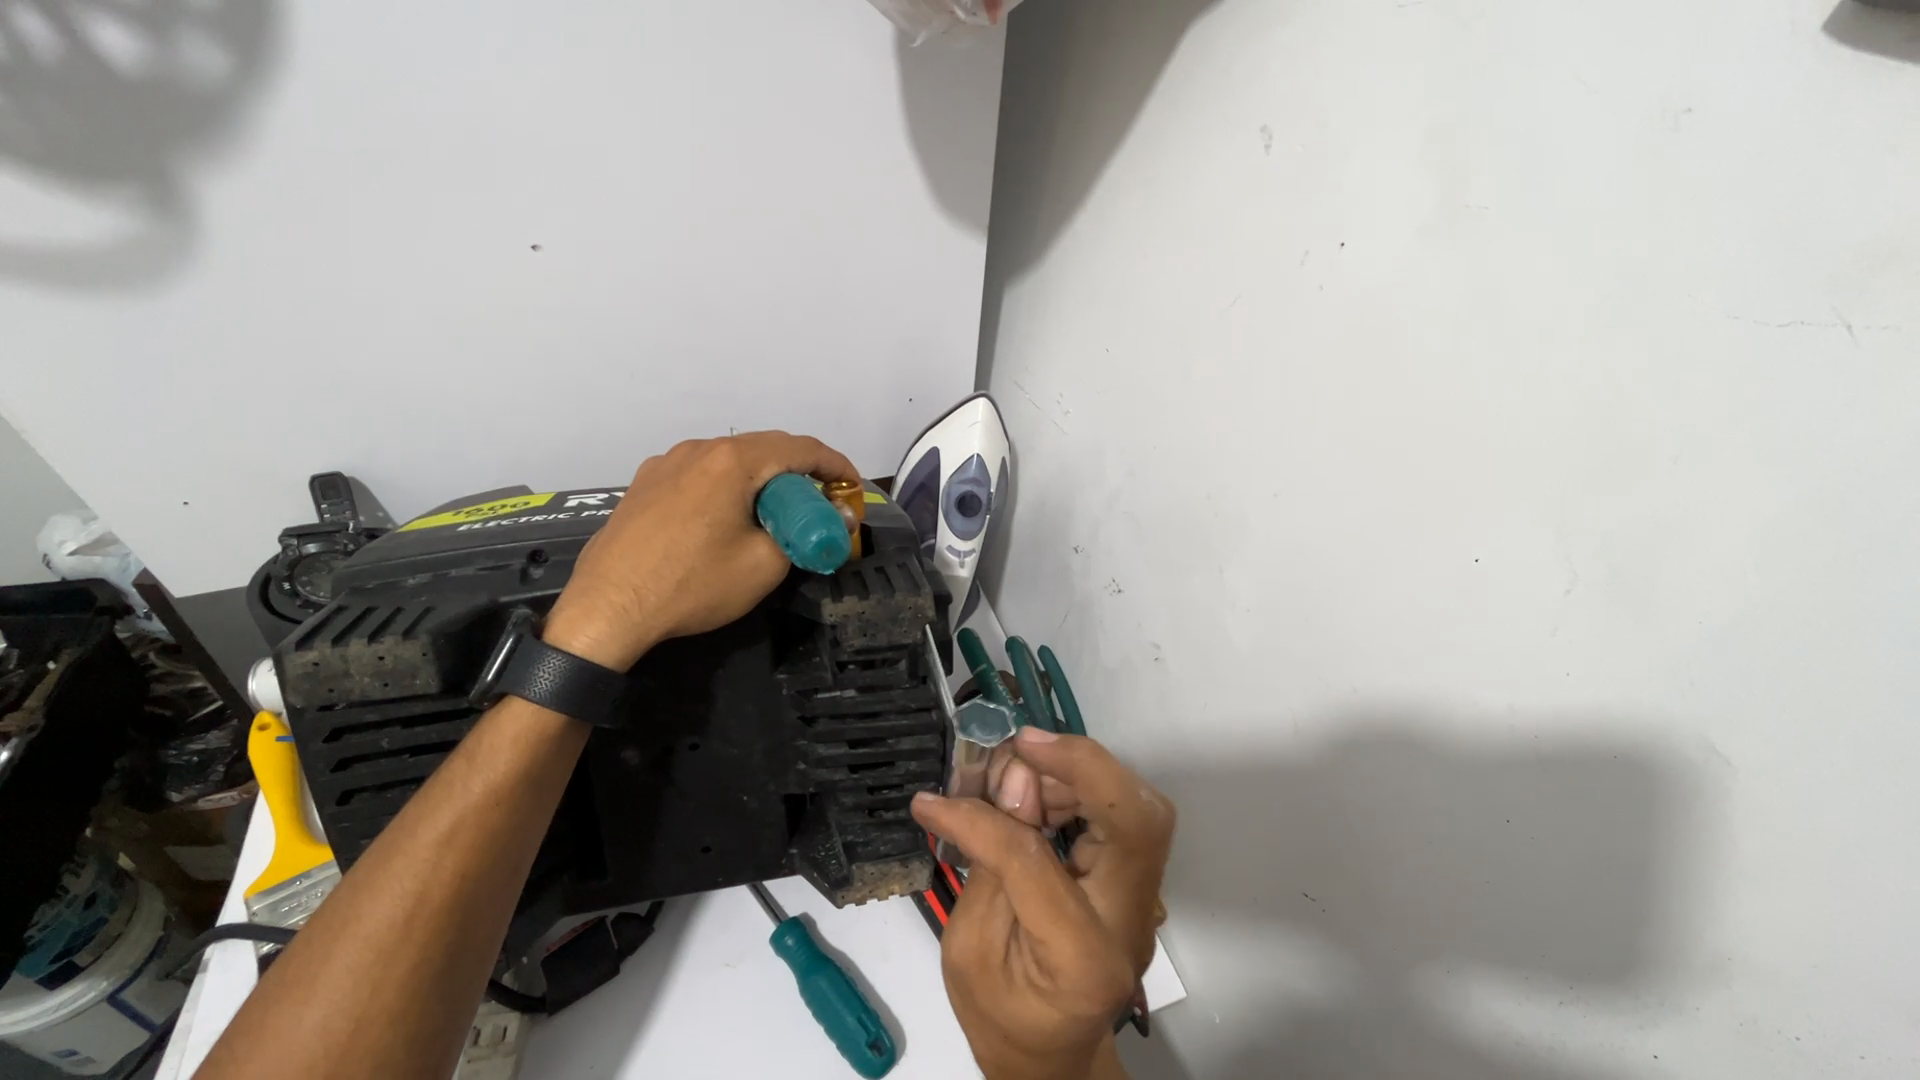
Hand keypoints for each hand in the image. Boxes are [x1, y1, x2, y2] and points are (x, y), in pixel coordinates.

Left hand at [543, 431, 857, 669]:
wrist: (608, 609)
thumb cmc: (693, 585)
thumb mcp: (764, 566)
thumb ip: (807, 534)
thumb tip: (836, 518)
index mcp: (732, 461)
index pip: (800, 448)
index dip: (835, 465)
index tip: (853, 488)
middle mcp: (698, 449)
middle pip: (765, 448)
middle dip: (800, 473)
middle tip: (821, 506)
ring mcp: (666, 463)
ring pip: (730, 460)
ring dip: (762, 480)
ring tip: (776, 514)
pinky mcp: (644, 484)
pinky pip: (701, 474)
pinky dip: (729, 487)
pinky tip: (728, 518)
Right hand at [912, 728, 1174, 1079]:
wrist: (1050, 1051)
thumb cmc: (1001, 1014)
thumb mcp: (968, 950)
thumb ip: (991, 864)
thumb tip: (1008, 781)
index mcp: (1080, 958)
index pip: (1036, 863)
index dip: (983, 819)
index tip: (937, 799)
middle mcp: (1128, 922)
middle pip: (1138, 821)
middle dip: (1080, 765)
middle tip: (1017, 748)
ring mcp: (1142, 899)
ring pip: (1138, 806)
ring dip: (1075, 771)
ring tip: (1015, 773)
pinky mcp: (1135, 878)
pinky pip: (1122, 813)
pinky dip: (1080, 785)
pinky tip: (1037, 790)